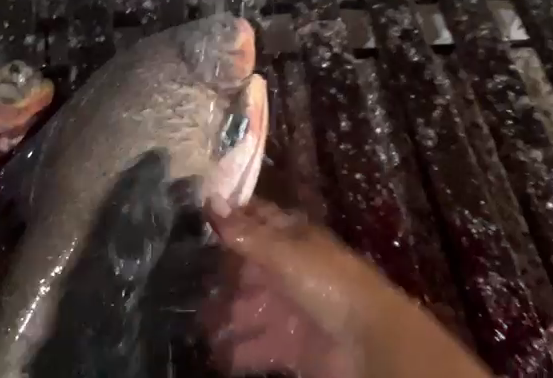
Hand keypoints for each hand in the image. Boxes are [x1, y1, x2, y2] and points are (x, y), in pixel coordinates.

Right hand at [203, 201, 491, 377]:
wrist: (368, 342)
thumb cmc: (328, 282)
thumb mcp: (284, 252)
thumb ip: (245, 233)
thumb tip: (209, 200)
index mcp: (292, 237)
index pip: (255, 220)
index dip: (229, 219)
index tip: (194, 220)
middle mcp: (289, 269)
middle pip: (248, 269)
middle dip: (220, 277)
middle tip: (184, 283)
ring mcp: (290, 309)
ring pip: (249, 309)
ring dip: (224, 317)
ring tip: (196, 324)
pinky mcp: (291, 346)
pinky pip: (257, 347)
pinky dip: (237, 351)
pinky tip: (215, 353)